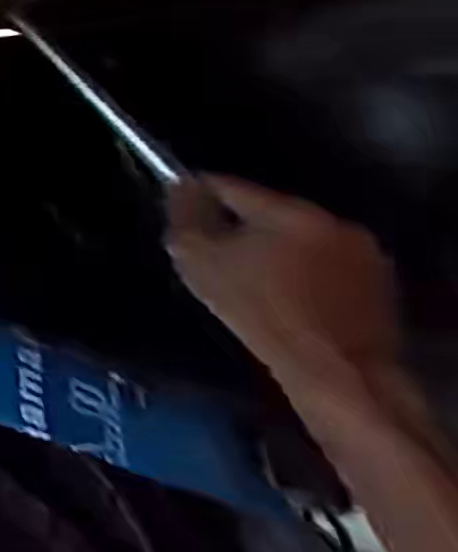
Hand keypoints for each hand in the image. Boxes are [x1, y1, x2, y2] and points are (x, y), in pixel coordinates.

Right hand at [167, 175, 400, 389]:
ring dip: (268, 242)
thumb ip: (185, 214)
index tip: (174, 204)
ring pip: (294, 233)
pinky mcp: (378, 279)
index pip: (228, 184)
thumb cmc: (254, 306)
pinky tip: (279, 288)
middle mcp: (334, 221)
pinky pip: (321, 257)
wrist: (333, 367)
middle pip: (264, 208)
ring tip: (244, 269)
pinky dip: (296, 264)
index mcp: (290, 211)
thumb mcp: (196, 256)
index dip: (194, 191)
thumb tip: (182, 187)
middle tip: (208, 245)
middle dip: (235, 222)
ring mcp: (363, 251)